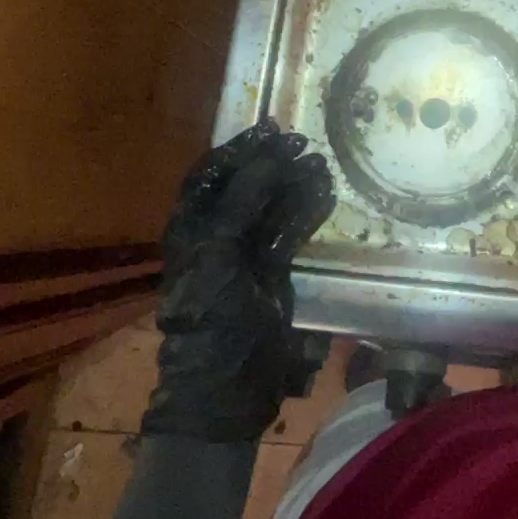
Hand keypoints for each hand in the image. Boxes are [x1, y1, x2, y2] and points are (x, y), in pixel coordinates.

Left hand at [141, 119, 335, 441]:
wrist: (226, 389)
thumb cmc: (211, 318)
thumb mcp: (219, 253)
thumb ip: (242, 201)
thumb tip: (269, 154)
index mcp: (191, 229)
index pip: (212, 174)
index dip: (239, 150)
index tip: (270, 129)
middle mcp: (216, 235)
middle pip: (246, 186)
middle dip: (272, 163)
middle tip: (303, 143)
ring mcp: (246, 255)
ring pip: (271, 207)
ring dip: (295, 183)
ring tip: (320, 162)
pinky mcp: (272, 273)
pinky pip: (290, 232)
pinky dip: (307, 210)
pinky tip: (325, 191)